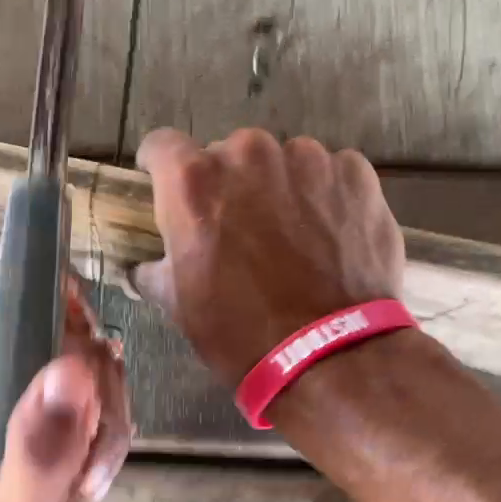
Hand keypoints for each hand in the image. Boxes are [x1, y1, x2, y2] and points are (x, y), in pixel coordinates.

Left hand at [0, 283, 130, 501]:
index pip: (44, 324)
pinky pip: (87, 386)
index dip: (85, 362)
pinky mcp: (28, 401)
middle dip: (101, 402)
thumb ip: (42, 444)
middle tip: (92, 462)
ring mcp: (4, 383)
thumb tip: (70, 368)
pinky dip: (102, 427)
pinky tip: (88, 471)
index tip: (96, 418)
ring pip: (87, 365)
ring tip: (89, 476)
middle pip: (71, 341)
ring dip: (106, 421)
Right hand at [131, 128, 405, 385]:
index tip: (168, 187)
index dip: (161, 167)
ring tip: (290, 236)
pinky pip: (328, 173)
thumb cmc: (240, 331)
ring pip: (281, 162)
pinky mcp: (355, 174)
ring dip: (278, 188)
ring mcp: (308, 159)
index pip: (162, 146)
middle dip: (228, 185)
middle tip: (239, 229)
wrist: (331, 355)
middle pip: (227, 154)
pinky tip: (328, 236)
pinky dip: (323, 196)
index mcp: (195, 182)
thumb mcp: (178, 303)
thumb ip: (155, 268)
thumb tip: (146, 265)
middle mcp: (248, 155)